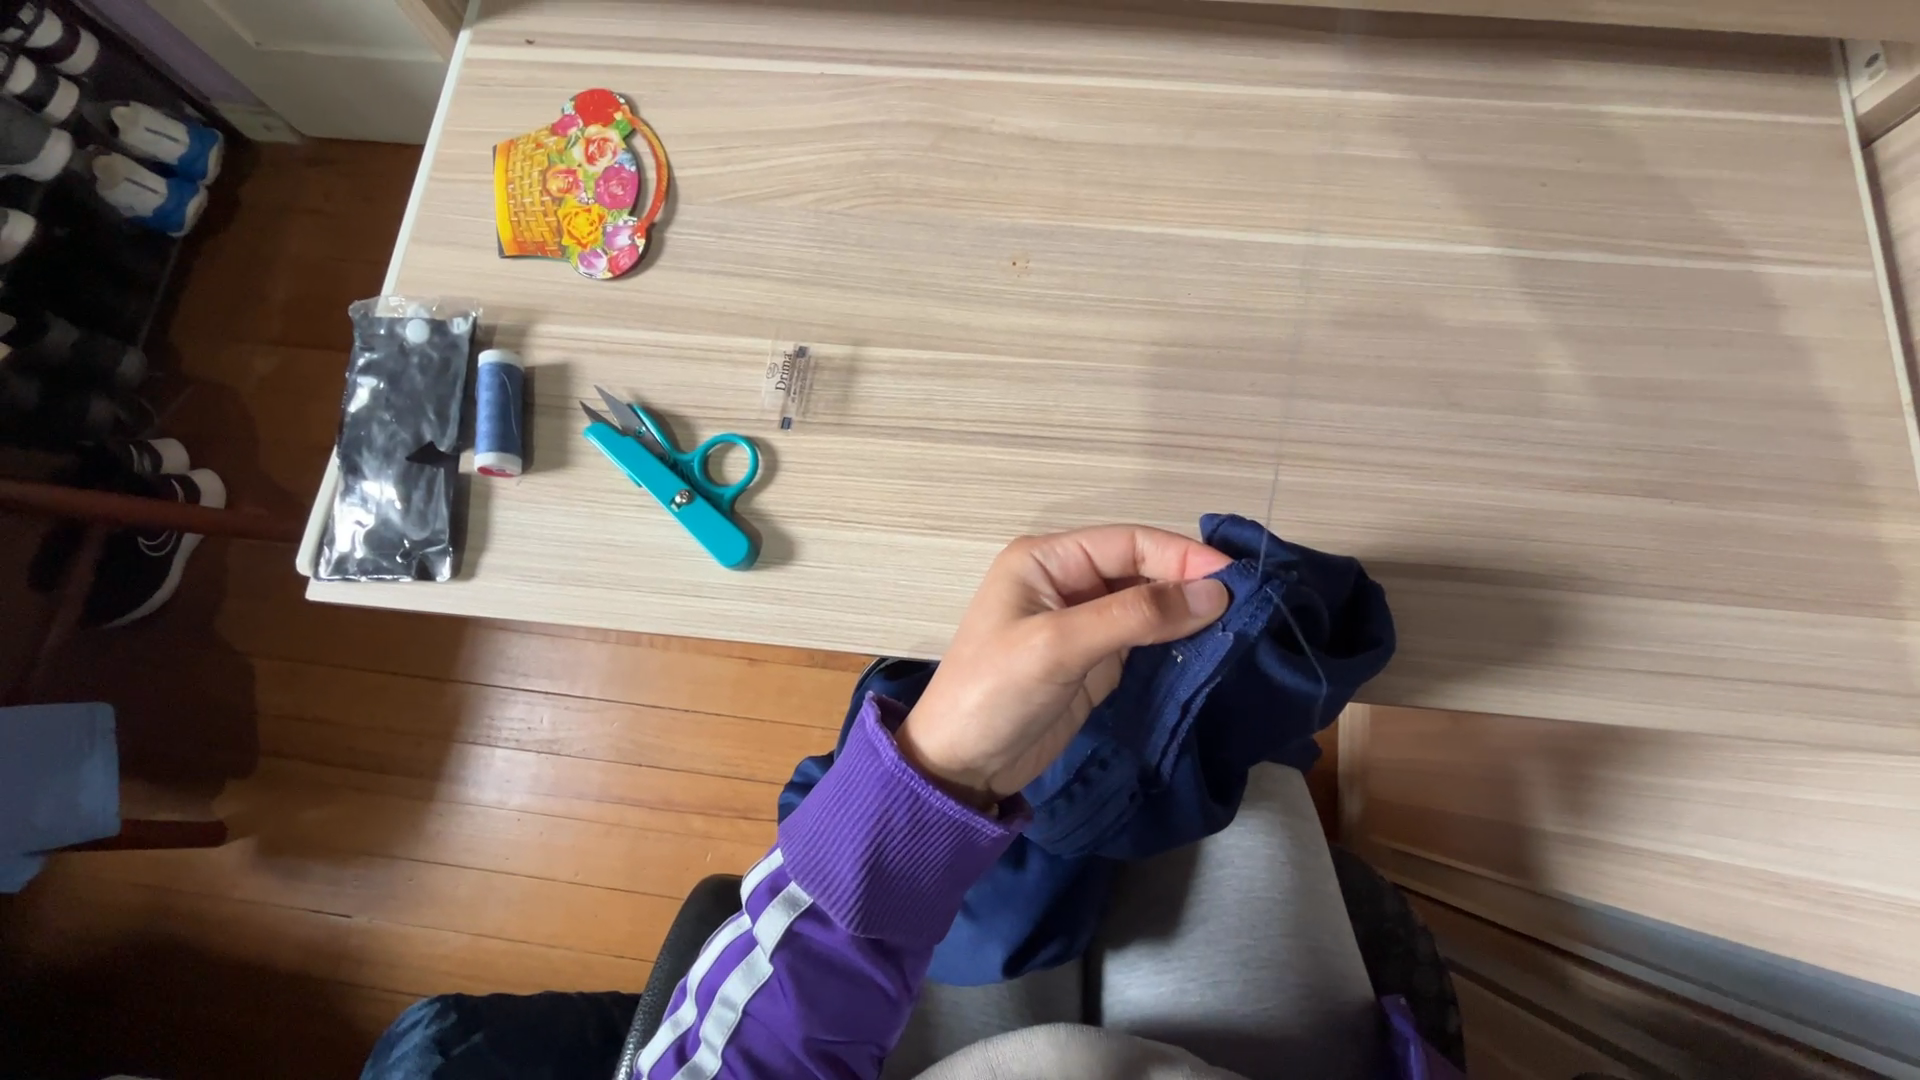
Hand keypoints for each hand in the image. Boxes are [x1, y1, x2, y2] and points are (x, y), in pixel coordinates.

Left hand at [896, 525, 1233, 808]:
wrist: (961, 765)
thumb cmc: (995, 692)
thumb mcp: (1058, 646)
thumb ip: (1135, 616)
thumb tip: (1215, 594)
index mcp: (1047, 560)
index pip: (1128, 542)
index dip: (1182, 556)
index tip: (1235, 580)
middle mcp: (1066, 582)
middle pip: (1142, 569)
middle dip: (1189, 583)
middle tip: (1246, 607)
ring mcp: (1082, 623)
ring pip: (1147, 604)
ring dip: (1186, 614)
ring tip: (1238, 626)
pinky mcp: (1094, 660)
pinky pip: (1144, 640)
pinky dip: (1175, 642)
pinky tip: (1207, 649)